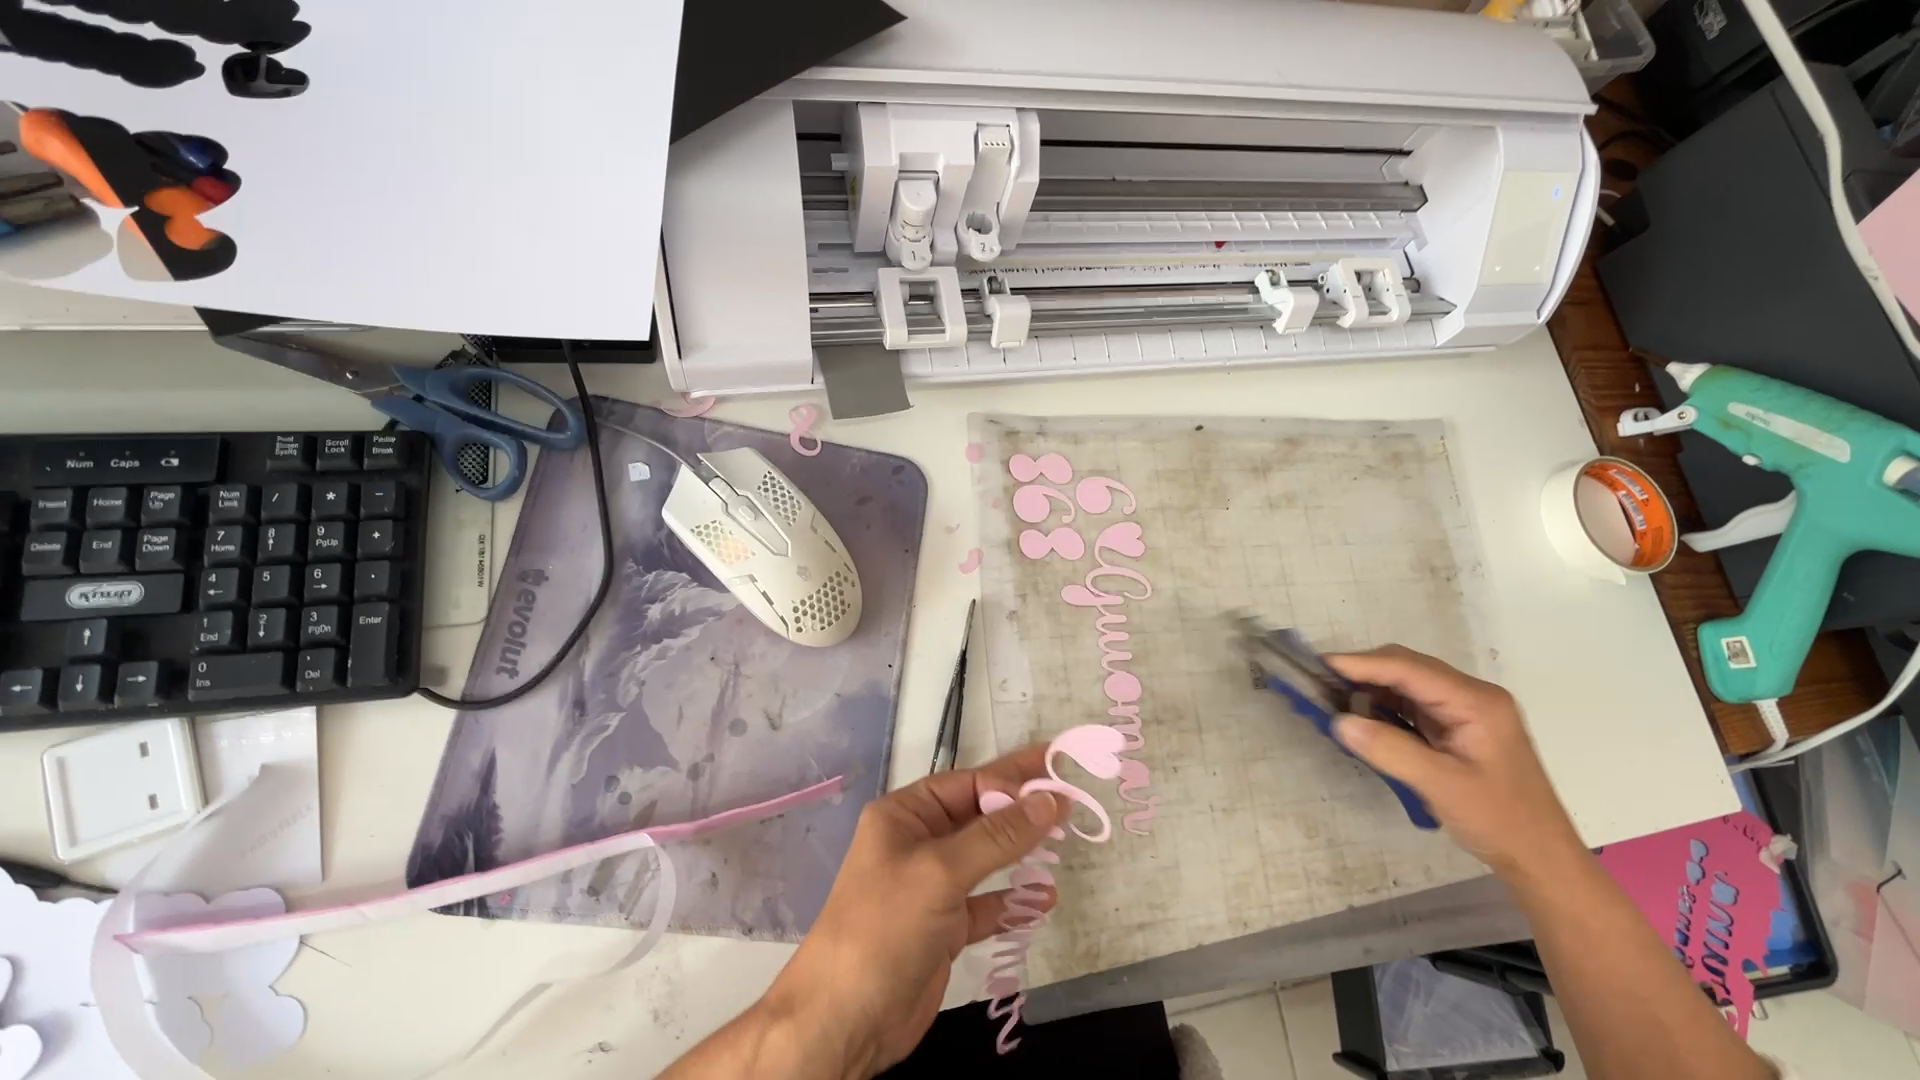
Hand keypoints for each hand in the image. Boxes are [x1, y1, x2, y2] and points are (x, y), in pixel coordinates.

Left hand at [758, 745, 1063, 1076]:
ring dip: (1021, 852)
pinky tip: (1044, 899)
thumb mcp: (941, 871)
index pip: (966, 783)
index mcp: (904, 816)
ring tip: (1065, 841)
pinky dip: (1013, 901)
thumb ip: (998, 835)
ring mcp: (929, 888)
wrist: (844, 1018)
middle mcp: (916, 844)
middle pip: (978, 816)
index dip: (1010, 779)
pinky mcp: (942, 928)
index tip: (1056, 775)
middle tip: (1071, 797)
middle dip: (1021, 809)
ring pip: (985, 859)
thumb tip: (1050, 798)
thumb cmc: (884, 927)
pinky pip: (985, 904)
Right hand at [1327, 646, 1581, 876]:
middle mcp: (1472, 697)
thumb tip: (1340, 720)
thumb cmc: (1499, 820)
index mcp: (1476, 701)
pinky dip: (1383, 707)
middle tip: (1319, 683)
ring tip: (1331, 697)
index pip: (1409, 668)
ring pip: (1407, 685)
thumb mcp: (1441, 785)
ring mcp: (1465, 712)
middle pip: (1408, 668)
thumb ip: (1389, 749)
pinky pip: (1412, 706)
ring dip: (1371, 689)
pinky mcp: (1456, 729)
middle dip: (1363, 672)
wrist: (1539, 857)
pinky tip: (1360, 716)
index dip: (1362, 664)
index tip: (1319, 666)